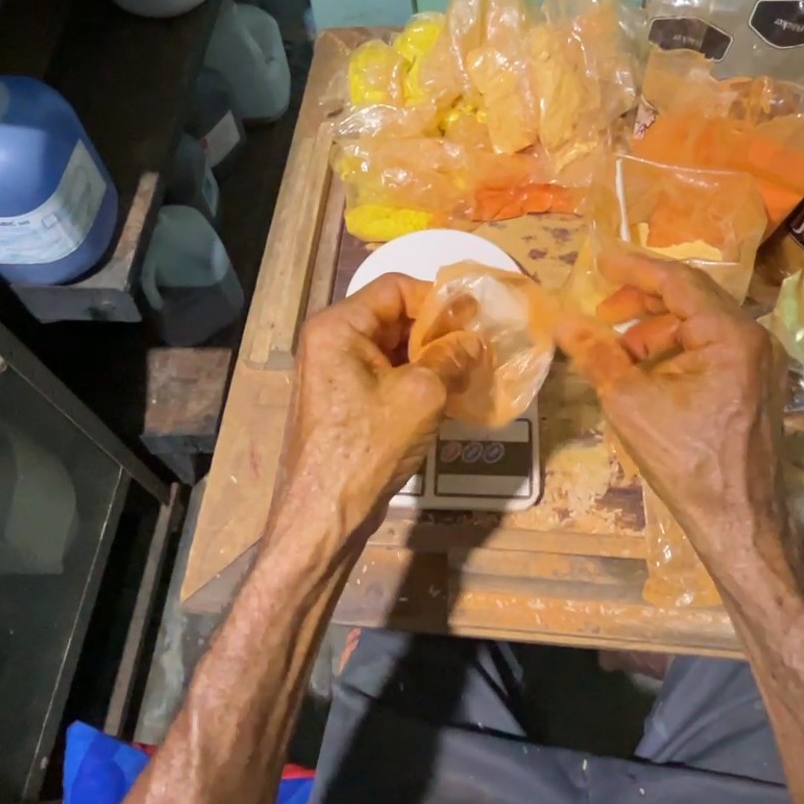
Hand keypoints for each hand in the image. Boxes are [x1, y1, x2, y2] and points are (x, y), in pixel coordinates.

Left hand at [270, 273, 481, 552]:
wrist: (324, 516)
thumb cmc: (368, 447)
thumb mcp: (422, 394)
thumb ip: (452, 357)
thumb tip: (476, 341)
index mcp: (338, 326)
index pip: (396, 287)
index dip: (438, 299)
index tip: (475, 319)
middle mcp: (330, 341)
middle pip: (393, 315)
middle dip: (438, 329)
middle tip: (479, 345)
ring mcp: (334, 373)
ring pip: (392, 347)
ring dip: (430, 356)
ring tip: (470, 370)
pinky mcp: (343, 401)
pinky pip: (385, 374)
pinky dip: (416, 378)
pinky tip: (448, 394)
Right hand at [556, 251, 786, 568]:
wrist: (738, 520)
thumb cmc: (684, 459)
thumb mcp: (628, 401)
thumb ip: (595, 354)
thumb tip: (562, 321)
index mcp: (730, 334)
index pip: (678, 281)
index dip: (634, 268)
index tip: (600, 260)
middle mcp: (754, 338)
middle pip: (693, 296)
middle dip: (642, 299)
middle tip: (603, 306)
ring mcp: (761, 362)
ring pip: (701, 323)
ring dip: (656, 327)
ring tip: (619, 350)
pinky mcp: (757, 384)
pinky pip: (712, 346)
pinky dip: (676, 348)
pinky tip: (647, 370)